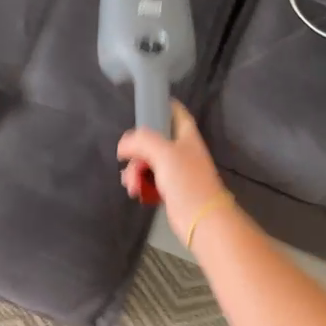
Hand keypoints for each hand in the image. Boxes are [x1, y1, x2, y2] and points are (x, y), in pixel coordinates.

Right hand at [117, 101, 232, 242]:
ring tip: (130, 184)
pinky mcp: (170, 189)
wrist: (201, 219)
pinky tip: (134, 191)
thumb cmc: (186, 181)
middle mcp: (181, 150)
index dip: (160, 106)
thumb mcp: (164, 153)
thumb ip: (142, 141)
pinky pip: (149, 179)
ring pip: (148, 161)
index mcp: (186, 136)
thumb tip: (123, 144)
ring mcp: (176, 170)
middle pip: (153, 139)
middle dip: (136, 149)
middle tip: (126, 159)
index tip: (141, 109)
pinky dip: (139, 183)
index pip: (174, 112)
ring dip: (134, 170)